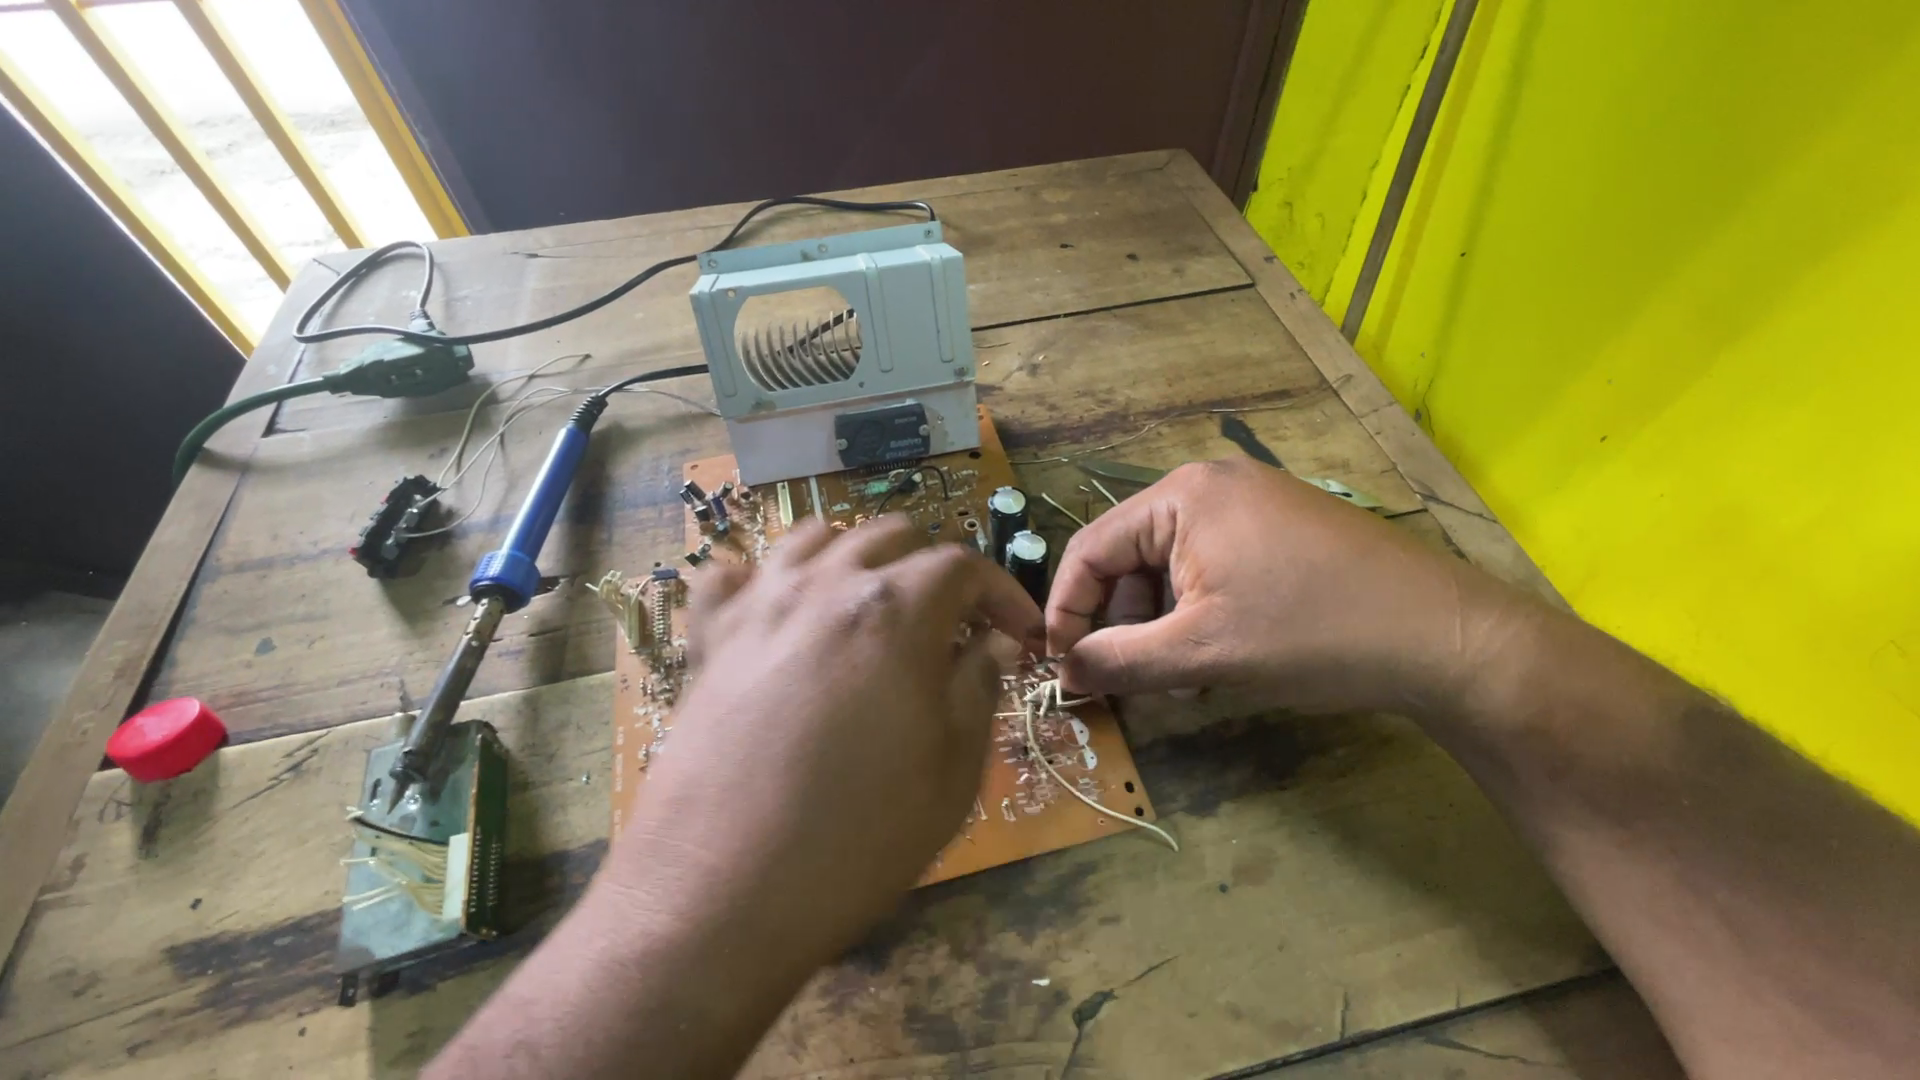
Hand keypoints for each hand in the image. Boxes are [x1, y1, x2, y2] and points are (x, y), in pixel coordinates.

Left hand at [606, 516, 1042, 957]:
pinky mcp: (707, 640)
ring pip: (816, 537)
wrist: (722, 894)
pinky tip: (778, 614)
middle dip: (935, 570)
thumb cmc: (859, 837)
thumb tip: (993, 642)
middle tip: (951, 629)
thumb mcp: (952, 770)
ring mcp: (758, 605)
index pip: (963, 567)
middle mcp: (825, 585)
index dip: (1002, 594)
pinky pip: (731, 575)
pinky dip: (763, 579)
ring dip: (858, 559)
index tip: (1018, 635)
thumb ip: (979, 687)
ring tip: (872, 609)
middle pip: (891, 536)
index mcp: (895, 610)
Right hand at [1047, 457, 1519, 715]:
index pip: (1090, 548)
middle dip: (1122, 623)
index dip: (1066, 611)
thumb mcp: (1202, 654)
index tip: (1061, 666)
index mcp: (1182, 496)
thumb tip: (1062, 674)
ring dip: (1161, 625)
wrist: (1447, 637)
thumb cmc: (1312, 635)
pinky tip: (1219, 656)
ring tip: (1184, 679)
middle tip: (1135, 682)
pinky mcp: (1281, 529)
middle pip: (1129, 557)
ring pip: (1170, 568)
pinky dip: (1199, 613)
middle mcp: (1211, 485)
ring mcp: (1251, 504)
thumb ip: (1119, 661)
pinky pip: (1211, 568)